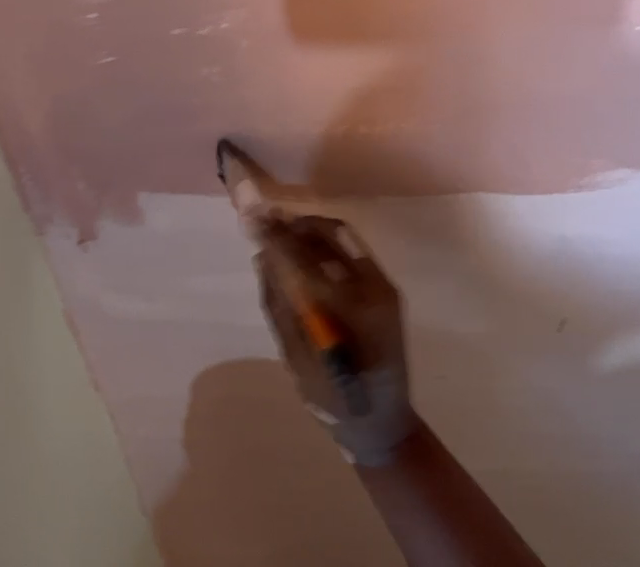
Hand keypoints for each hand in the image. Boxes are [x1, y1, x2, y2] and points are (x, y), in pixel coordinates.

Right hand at [256, 214, 417, 465]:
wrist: (385, 423)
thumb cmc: (336, 402)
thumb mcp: (297, 360)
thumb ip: (279, 307)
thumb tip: (262, 259)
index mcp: (352, 311)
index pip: (306, 261)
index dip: (277, 238)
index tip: (253, 221)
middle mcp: (374, 289)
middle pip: (329, 236)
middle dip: (293, 224)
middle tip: (264, 217)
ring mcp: (384, 286)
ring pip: (343, 237)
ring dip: (309, 228)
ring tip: (280, 225)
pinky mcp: (386, 288)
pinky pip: (352, 251)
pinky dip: (325, 242)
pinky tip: (304, 245)